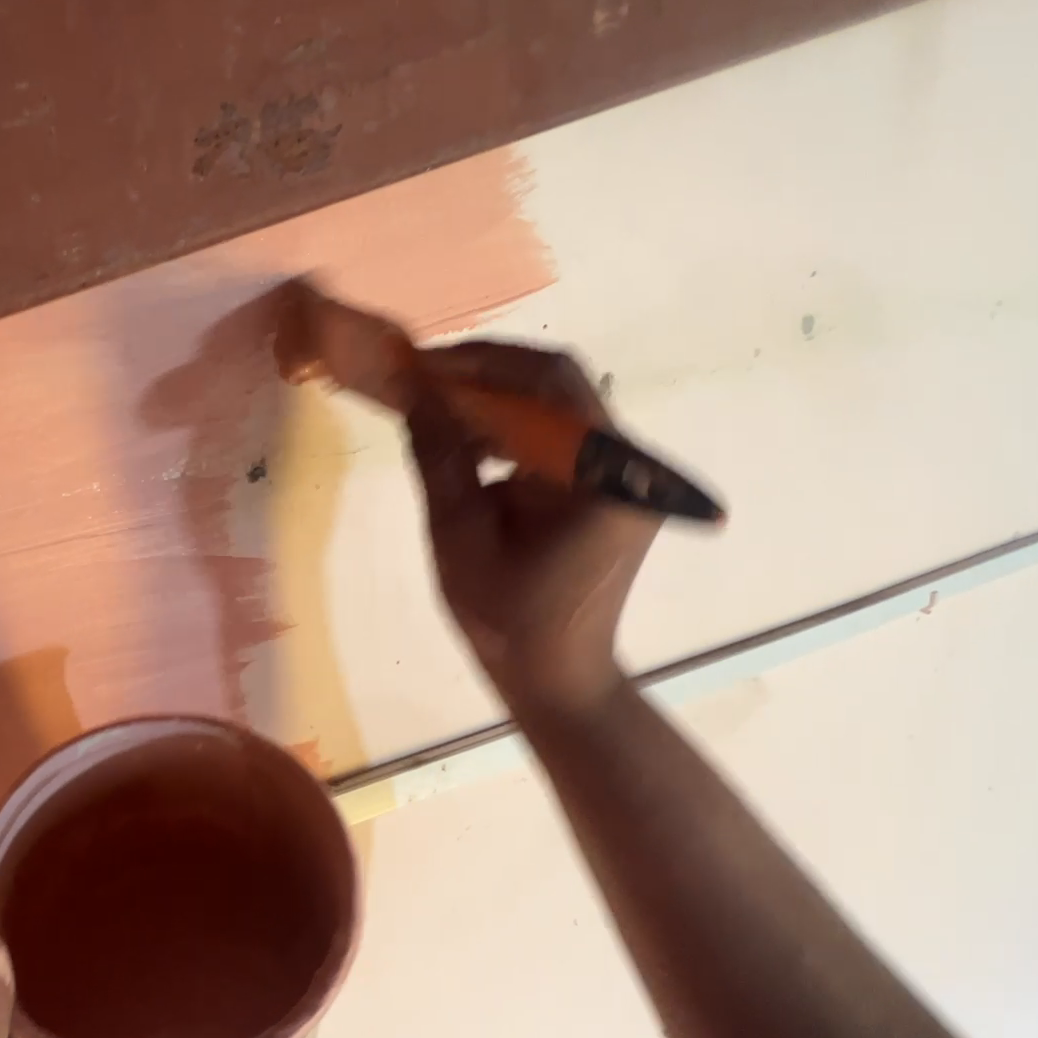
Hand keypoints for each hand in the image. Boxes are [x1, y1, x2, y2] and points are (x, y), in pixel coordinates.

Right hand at [406, 341, 660, 708]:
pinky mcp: (606, 486)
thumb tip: (411, 389)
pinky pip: (555, 438)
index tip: (421, 366)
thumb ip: (439, 456)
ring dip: (493, 402)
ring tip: (432, 411)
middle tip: (421, 383)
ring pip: (553, 407)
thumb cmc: (505, 617)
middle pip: (556, 385)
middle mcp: (627, 462)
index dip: (481, 362)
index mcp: (603, 474)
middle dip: (483, 377)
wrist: (556, 675)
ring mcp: (621, 473)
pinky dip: (508, 431)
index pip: (549, 382)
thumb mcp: (458, 534)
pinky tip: (464, 444)